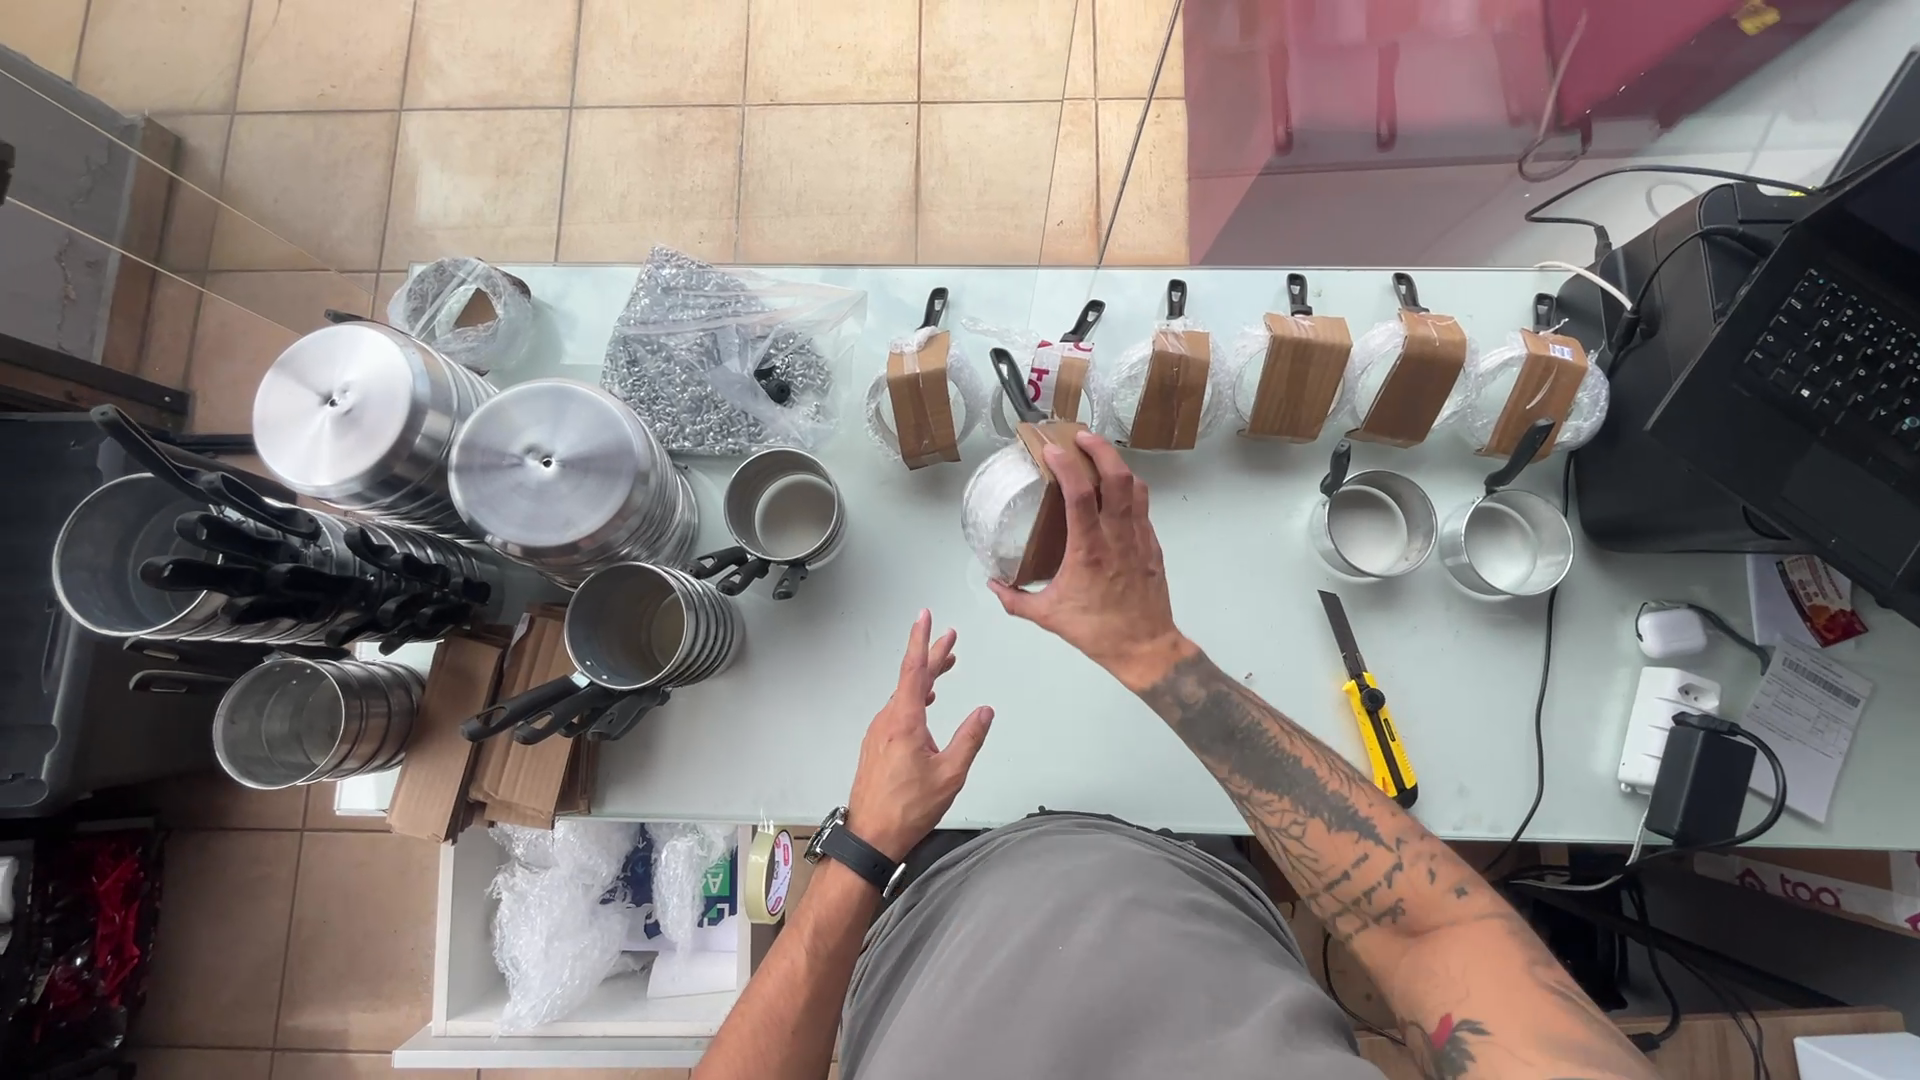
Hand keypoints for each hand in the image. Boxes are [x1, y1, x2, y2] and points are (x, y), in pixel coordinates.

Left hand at [845, 611, 992, 861]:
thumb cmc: (905, 810)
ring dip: (925, 677)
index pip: (914, 670)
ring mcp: (879, 732)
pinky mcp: (877, 744)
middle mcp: (888, 721)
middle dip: (932, 655)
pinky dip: (915, 697)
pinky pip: (898, 709)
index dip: (922, 641)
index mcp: (904, 722)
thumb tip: (984, 712)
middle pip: (911, 678)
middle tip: (949, 637)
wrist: (870, 835)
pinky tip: (925, 702)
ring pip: (905, 694)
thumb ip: (969, 738)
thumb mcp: (950, 774)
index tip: (925, 618)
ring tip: (944, 665)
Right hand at [988, 430, 1191, 690]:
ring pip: (1135, 487)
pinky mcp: (1152, 545)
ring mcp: (1140, 538)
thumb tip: (993, 585)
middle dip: (1101, 449)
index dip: (1066, 465)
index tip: (1052, 449)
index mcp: (1089, 550)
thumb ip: (1016, 599)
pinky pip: (1143, 507)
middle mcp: (1117, 537)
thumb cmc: (1096, 631)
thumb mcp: (1048, 616)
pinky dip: (1129, 489)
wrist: (1145, 647)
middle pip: (1118, 477)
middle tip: (1081, 436)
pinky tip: (1115, 491)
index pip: (1080, 494)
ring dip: (1117, 465)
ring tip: (1099, 456)